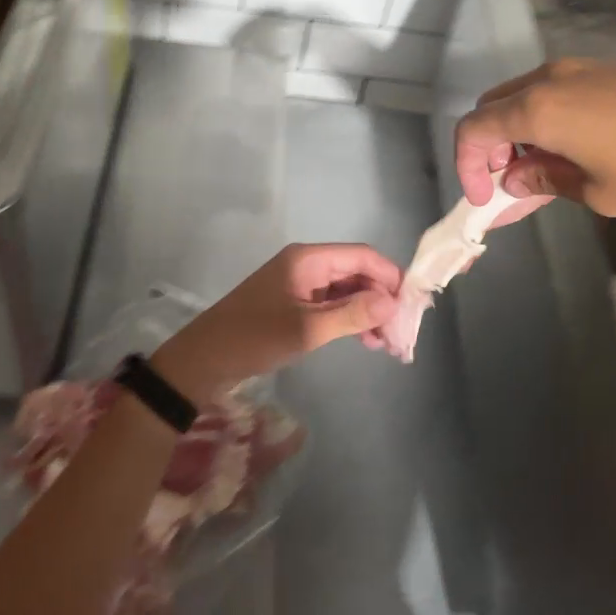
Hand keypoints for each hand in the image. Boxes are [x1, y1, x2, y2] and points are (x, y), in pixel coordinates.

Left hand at [151, 243, 400, 400]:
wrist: (203, 359)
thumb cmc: (254, 338)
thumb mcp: (306, 329)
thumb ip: (351, 314)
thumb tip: (392, 302)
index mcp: (308, 259)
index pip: (362, 256)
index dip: (390, 277)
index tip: (412, 307)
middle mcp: (306, 264)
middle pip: (356, 272)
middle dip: (381, 299)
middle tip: (401, 333)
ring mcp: (299, 283)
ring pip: (346, 290)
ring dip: (367, 312)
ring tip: (385, 345)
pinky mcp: (293, 303)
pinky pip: (331, 304)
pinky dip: (349, 319)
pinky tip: (364, 340)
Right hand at [455, 57, 615, 220]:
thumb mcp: (601, 192)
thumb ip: (548, 181)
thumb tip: (517, 177)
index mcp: (538, 108)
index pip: (473, 128)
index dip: (468, 166)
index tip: (487, 199)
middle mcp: (552, 78)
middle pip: (496, 105)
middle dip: (491, 146)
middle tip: (512, 183)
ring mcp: (586, 65)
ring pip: (530, 94)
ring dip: (524, 131)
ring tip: (553, 169)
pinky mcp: (615, 65)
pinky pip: (564, 89)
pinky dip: (554, 117)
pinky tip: (590, 146)